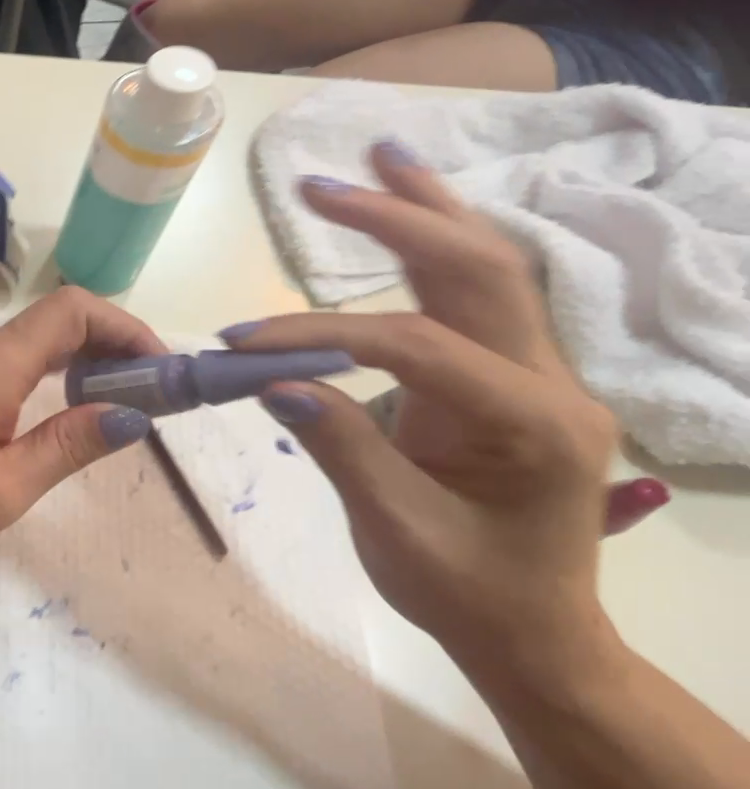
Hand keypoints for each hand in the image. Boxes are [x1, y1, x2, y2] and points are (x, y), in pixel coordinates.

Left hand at [0, 287, 165, 577]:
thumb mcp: (4, 488)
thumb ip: (69, 444)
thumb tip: (133, 413)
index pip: (70, 311)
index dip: (124, 326)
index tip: (161, 368)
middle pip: (52, 321)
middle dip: (109, 345)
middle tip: (151, 395)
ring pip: (28, 340)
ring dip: (78, 360)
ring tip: (117, 405)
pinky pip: (2, 359)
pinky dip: (43, 372)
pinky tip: (61, 409)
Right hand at [222, 144, 622, 677]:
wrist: (533, 631)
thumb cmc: (466, 591)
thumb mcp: (396, 529)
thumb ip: (340, 444)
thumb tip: (271, 379)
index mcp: (530, 423)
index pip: (413, 345)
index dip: (318, 332)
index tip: (239, 342)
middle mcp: (549, 382)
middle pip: (480, 270)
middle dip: (398, 219)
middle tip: (322, 185)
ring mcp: (534, 374)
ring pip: (488, 268)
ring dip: (427, 211)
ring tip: (380, 158)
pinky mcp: (505, 375)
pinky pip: (471, 296)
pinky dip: (432, 246)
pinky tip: (405, 213)